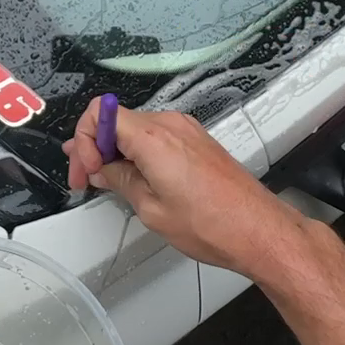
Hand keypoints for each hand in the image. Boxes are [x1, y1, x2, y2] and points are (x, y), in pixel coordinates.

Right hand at [62, 101, 307, 275]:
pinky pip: (154, 135)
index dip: (84, 140)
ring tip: (106, 179)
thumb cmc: (213, 225)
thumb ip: (118, 181)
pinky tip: (134, 175)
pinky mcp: (195, 139)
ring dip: (115, 150)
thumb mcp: (151, 209)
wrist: (260, 231)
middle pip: (115, 120)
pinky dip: (137, 151)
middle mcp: (169, 123)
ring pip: (133, 127)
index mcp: (152, 137)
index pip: (100, 113)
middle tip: (85, 178)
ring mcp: (185, 129)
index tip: (86, 169)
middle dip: (94, 147)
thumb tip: (100, 169)